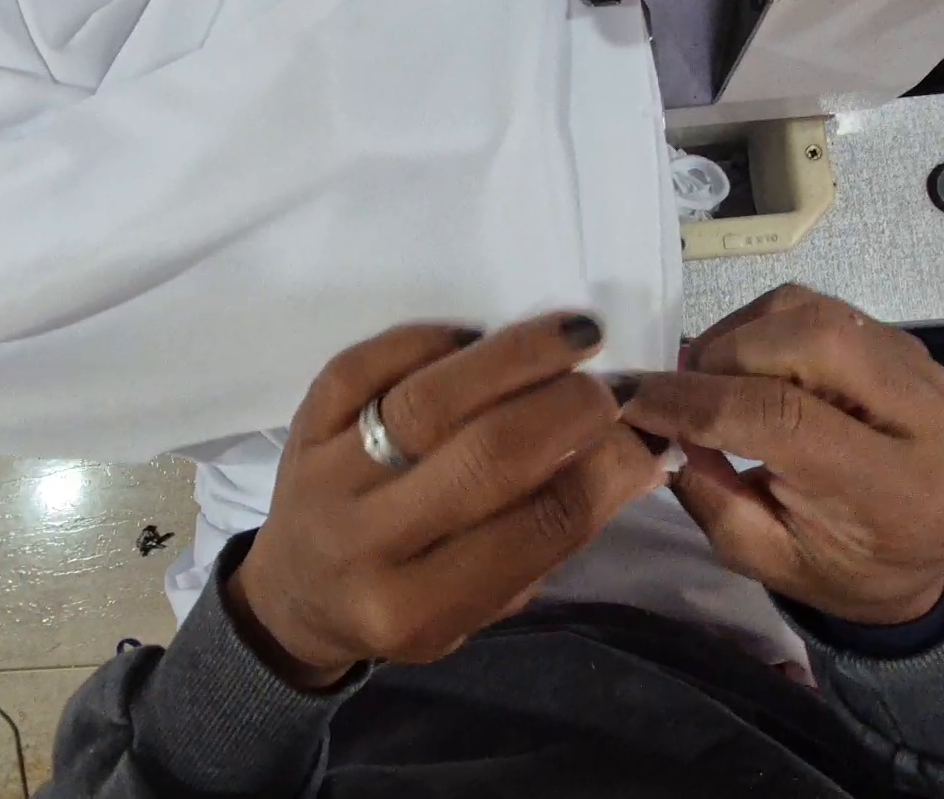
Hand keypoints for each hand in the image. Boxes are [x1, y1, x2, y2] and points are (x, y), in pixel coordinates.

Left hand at [227, 313, 666, 688]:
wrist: (298, 589)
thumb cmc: (404, 598)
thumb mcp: (481, 602)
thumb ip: (552, 533)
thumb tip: (638, 452)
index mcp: (419, 608)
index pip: (536, 529)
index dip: (607, 470)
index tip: (645, 429)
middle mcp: (366, 541)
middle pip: (484, 456)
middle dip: (566, 409)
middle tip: (610, 384)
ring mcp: (327, 472)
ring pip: (429, 400)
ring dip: (513, 357)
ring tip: (573, 335)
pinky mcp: (305, 420)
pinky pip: (367, 363)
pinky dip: (431, 338)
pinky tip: (478, 335)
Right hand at [623, 285, 943, 625]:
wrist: (908, 563)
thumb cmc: (828, 567)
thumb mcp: (754, 553)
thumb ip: (703, 486)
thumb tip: (656, 417)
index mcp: (896, 492)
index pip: (784, 418)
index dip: (695, 401)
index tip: (635, 401)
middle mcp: (932, 422)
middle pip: (816, 339)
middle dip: (726, 355)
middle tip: (685, 386)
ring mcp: (931, 378)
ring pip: (817, 312)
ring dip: (743, 334)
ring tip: (713, 374)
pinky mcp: (912, 352)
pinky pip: (825, 309)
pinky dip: (766, 325)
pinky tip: (749, 363)